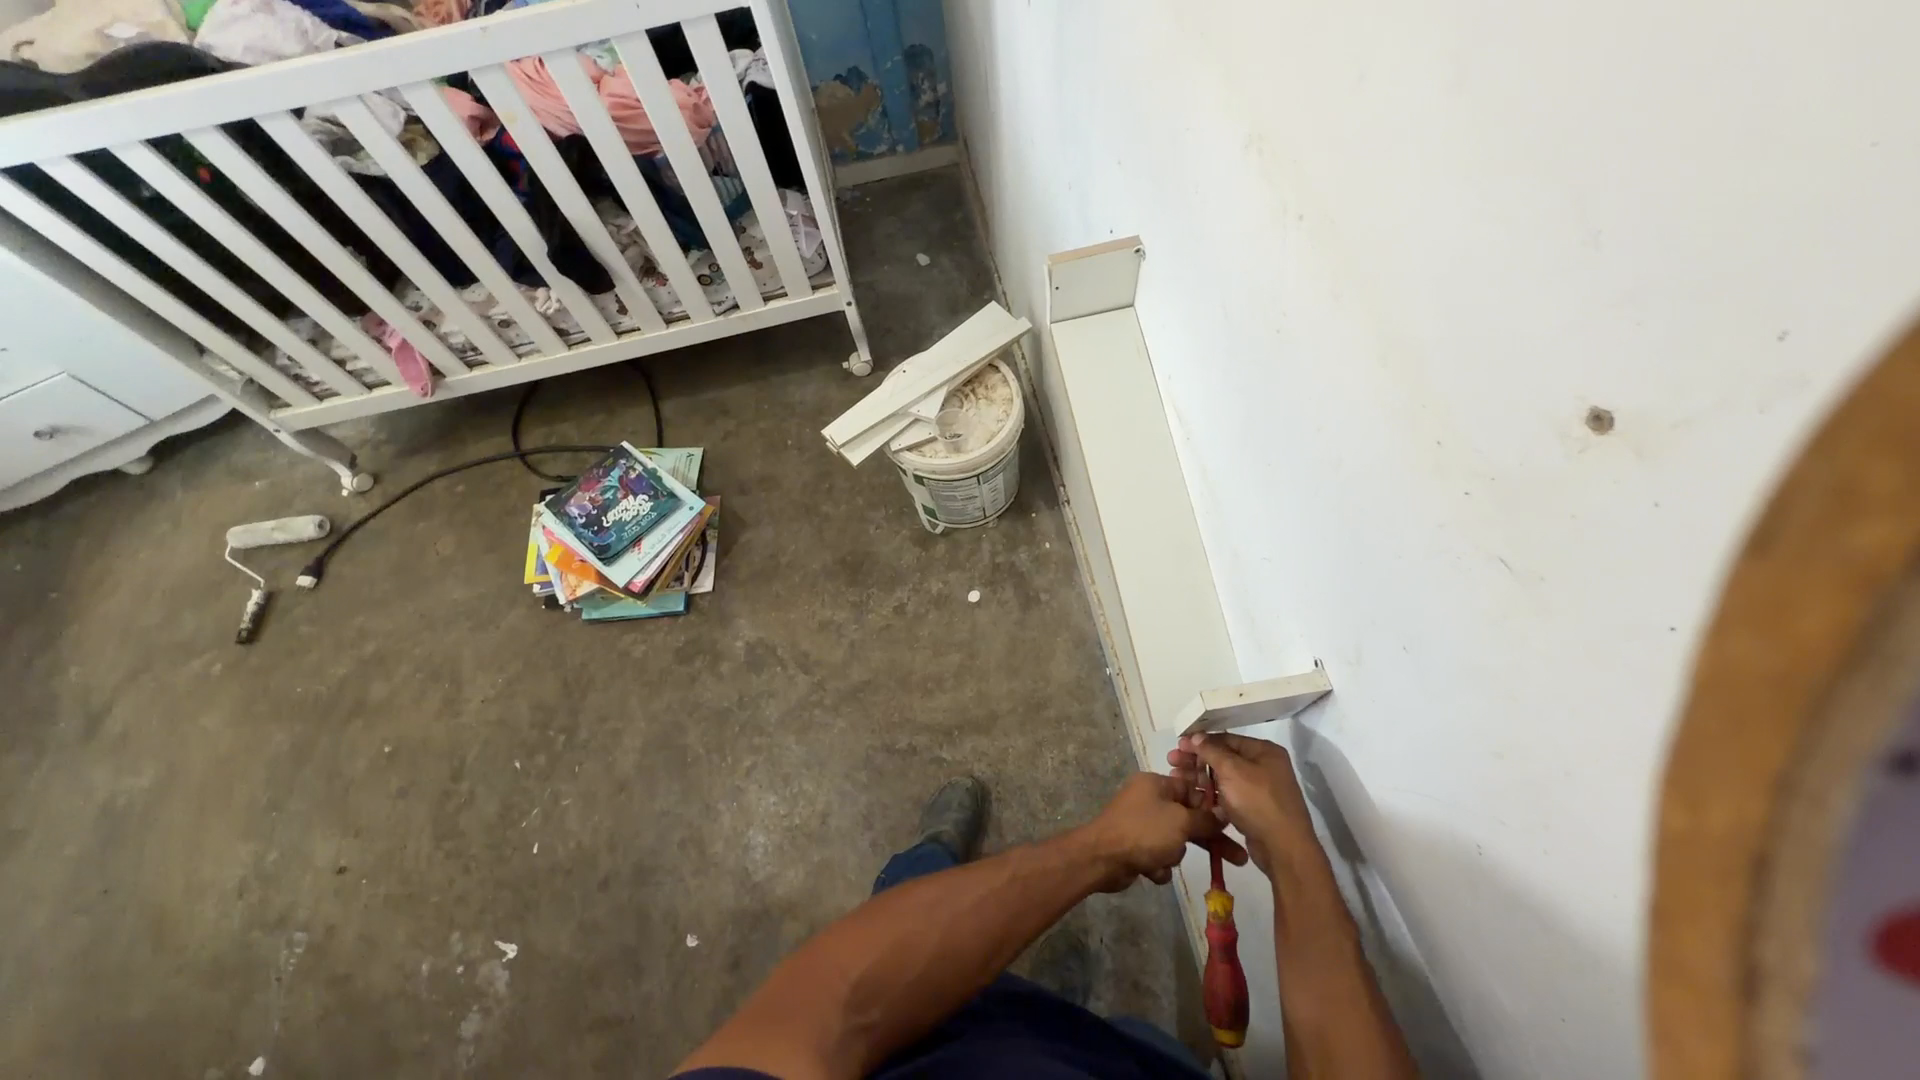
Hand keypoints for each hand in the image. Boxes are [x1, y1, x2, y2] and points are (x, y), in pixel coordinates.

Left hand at [1076, 772, 1247, 892]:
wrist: (1102, 858)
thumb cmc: (1144, 832)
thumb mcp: (1181, 822)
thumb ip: (1205, 819)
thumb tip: (1222, 814)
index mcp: (1156, 784)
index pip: (1193, 790)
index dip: (1211, 809)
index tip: (1231, 825)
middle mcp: (1147, 800)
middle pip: (1187, 819)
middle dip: (1207, 840)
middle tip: (1237, 859)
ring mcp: (1139, 824)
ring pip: (1174, 841)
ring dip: (1173, 855)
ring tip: (1162, 860)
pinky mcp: (1134, 846)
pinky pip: (1158, 856)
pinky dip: (1157, 866)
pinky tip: (1149, 870)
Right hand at [1167, 733, 1316, 874]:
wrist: (1283, 848)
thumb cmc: (1257, 801)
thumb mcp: (1232, 770)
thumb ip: (1211, 750)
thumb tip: (1196, 735)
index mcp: (1264, 751)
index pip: (1226, 739)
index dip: (1200, 741)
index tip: (1177, 745)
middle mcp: (1263, 766)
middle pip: (1223, 758)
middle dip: (1196, 760)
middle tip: (1171, 762)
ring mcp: (1258, 789)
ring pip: (1223, 778)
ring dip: (1199, 777)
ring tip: (1176, 778)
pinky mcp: (1252, 809)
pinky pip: (1227, 796)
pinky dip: (1210, 795)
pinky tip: (1192, 796)